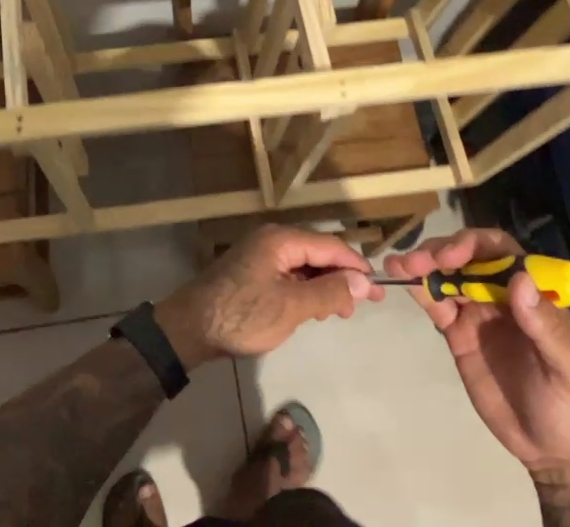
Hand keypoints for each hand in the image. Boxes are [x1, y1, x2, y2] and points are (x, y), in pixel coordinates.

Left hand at [155, 225, 381, 368]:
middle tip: (359, 308)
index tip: (380, 290)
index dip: (357, 267)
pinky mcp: (253, 272)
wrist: (190, 329)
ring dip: (323, 287)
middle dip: (341, 279)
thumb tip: (364, 281)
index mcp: (281, 240)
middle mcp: (272, 240)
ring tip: (336, 313)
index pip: (331, 246)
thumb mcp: (291, 307)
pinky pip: (289, 275)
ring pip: (304, 266)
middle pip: (318, 253)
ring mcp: (261, 255)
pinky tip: (312, 310)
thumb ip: (329, 292)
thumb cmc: (242, 316)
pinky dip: (305, 291)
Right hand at [385, 229, 569, 475]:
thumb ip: (546, 327)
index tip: (452, 255)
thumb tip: (520, 279)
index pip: (501, 252)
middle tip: (414, 262)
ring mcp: (478, 313)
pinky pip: (437, 305)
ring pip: (447, 276)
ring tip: (396, 266)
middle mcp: (502, 294)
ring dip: (422, 265)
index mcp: (533, 292)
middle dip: (439, 252)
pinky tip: (403, 283)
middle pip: (466, 258)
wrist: (554, 450)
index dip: (474, 244)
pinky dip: (420, 291)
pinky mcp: (458, 334)